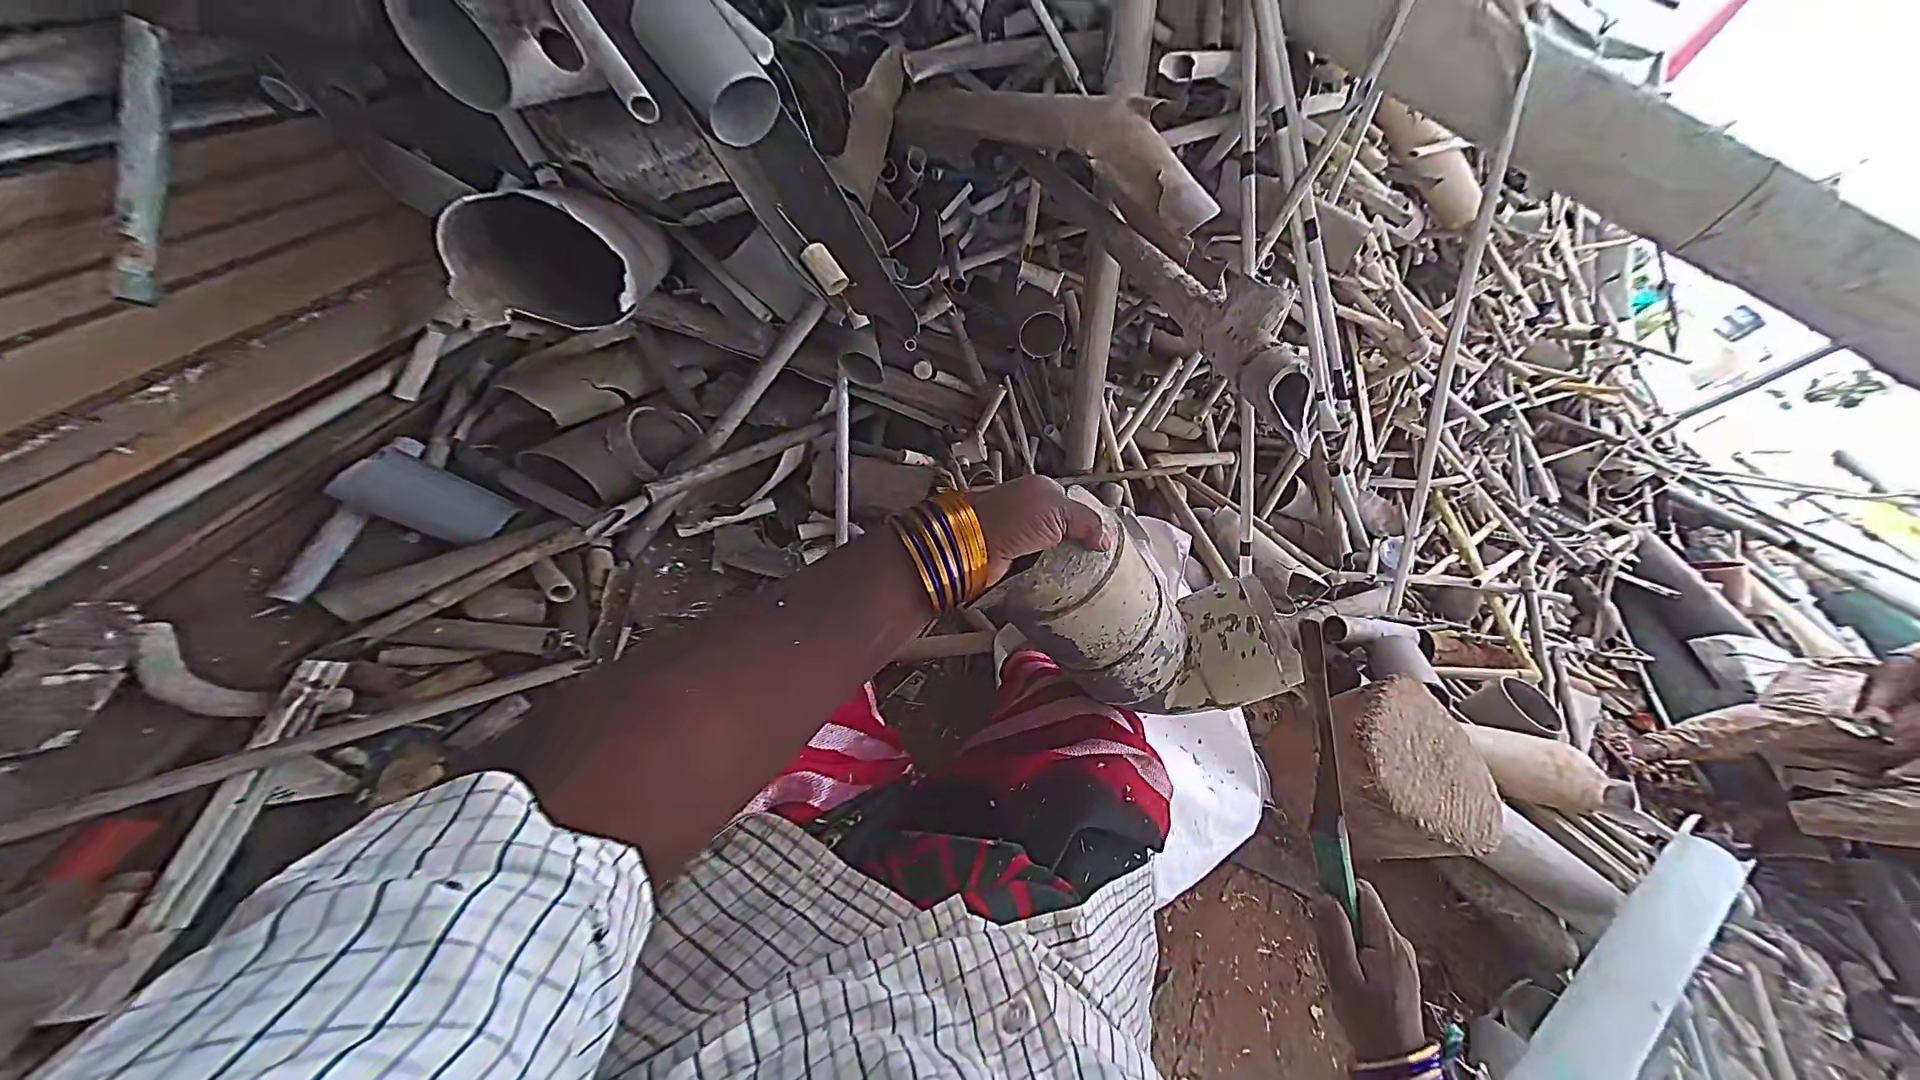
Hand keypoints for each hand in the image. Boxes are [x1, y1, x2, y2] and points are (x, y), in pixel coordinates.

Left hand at [967, 476, 1112, 584]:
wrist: (972, 546)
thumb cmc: (1006, 518)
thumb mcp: (1057, 510)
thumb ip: (1087, 521)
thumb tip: (1105, 538)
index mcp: (1041, 491)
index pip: (1076, 506)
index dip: (1091, 523)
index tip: (1104, 541)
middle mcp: (1031, 513)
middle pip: (1067, 532)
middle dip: (1078, 546)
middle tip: (1093, 560)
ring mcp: (1023, 537)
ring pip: (1055, 552)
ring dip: (1064, 563)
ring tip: (1079, 573)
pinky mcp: (1016, 561)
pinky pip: (1041, 569)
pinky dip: (1049, 575)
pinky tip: (1058, 578)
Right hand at [1310, 880, 1425, 1062]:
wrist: (1396, 1060)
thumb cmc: (1368, 1020)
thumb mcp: (1342, 975)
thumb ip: (1333, 932)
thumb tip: (1323, 896)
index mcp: (1387, 941)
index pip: (1363, 890)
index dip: (1339, 882)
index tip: (1319, 885)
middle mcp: (1399, 942)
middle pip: (1361, 906)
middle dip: (1339, 916)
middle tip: (1326, 942)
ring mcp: (1402, 954)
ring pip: (1364, 923)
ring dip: (1346, 934)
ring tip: (1339, 964)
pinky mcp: (1399, 965)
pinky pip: (1372, 940)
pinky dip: (1356, 946)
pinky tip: (1350, 971)